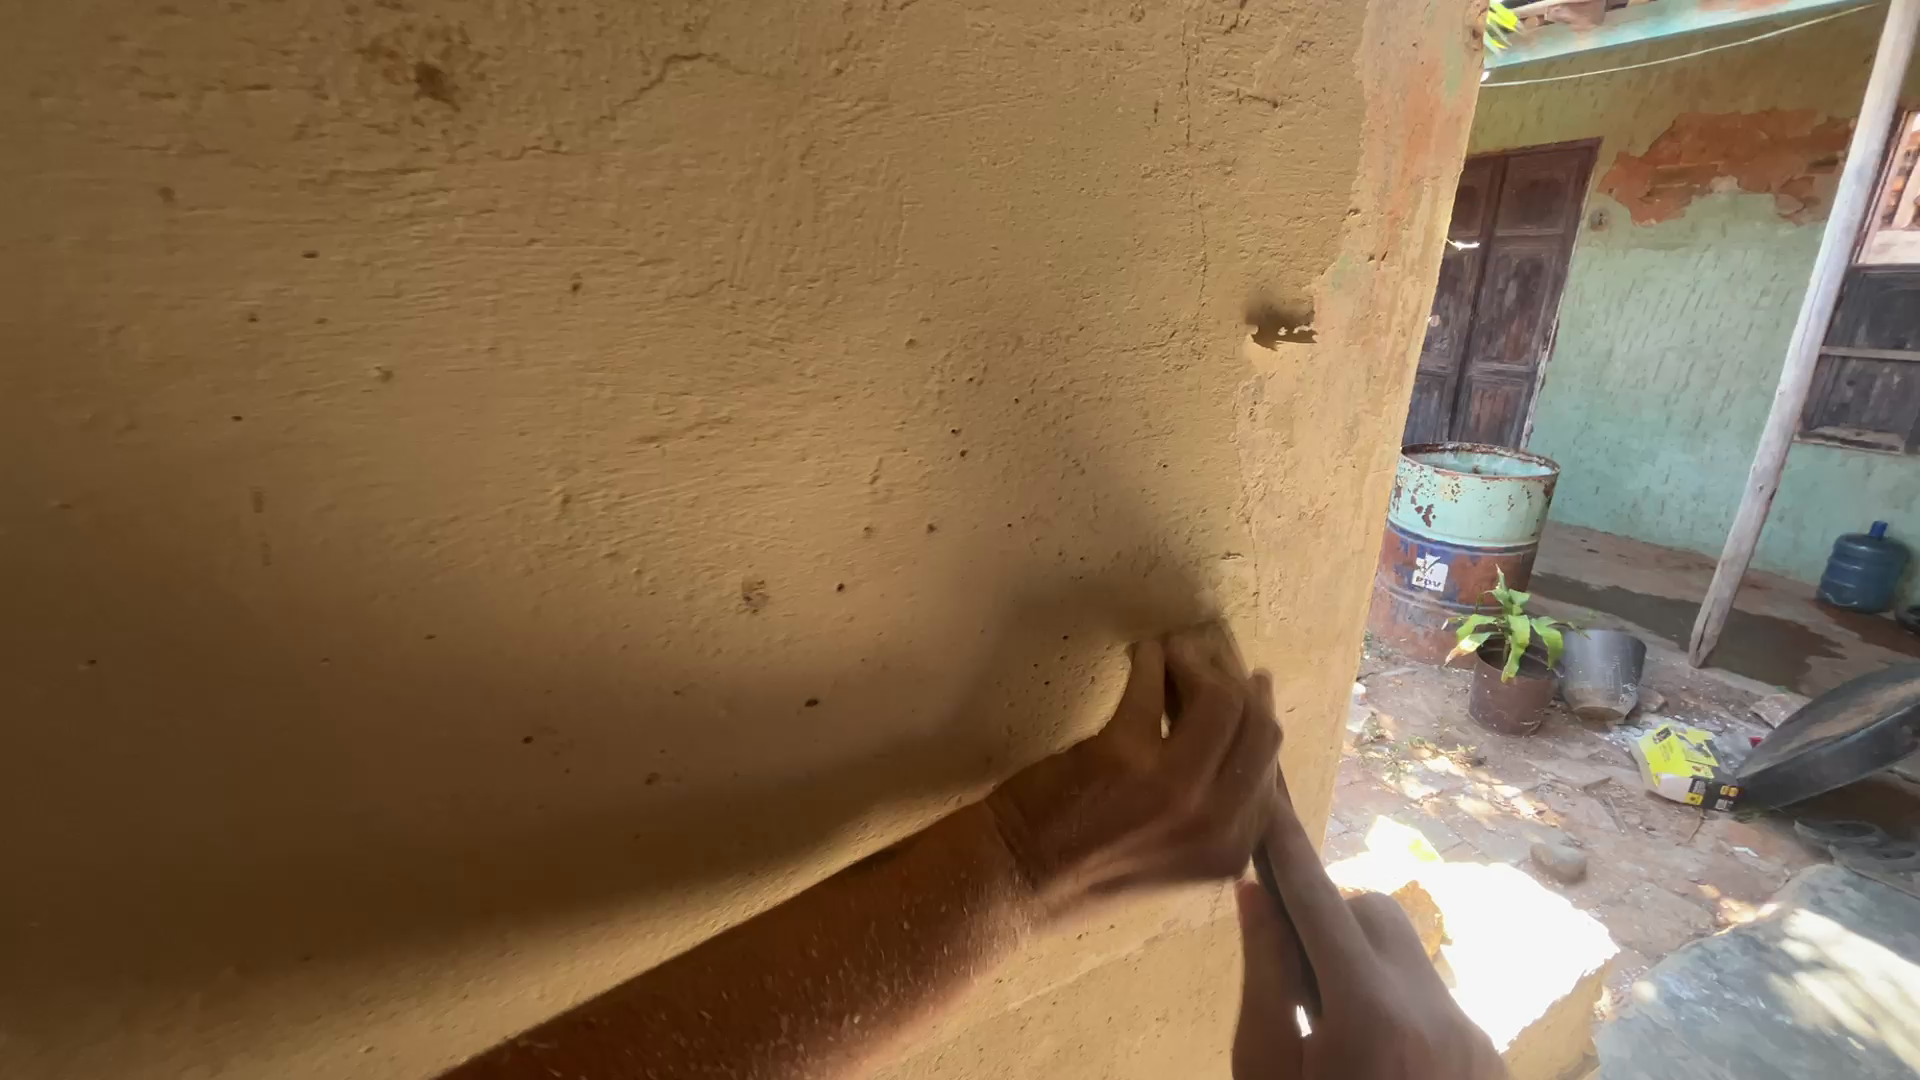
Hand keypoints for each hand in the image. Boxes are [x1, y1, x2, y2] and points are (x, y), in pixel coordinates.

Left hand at [983, 624, 1280, 923]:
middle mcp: (1215, 822)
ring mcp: (1174, 788)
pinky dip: (1150, 659)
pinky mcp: (1125, 754)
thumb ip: (1210, 812)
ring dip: (1196, 663)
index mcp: (1231, 850)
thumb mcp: (1174, 857)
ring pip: (1219, 700)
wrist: (1020, 877)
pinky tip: (1144, 652)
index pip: (1268, 763)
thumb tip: (1226, 737)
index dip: (1255, 713)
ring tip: (1174, 651)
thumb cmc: (1088, 867)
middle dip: (1235, 682)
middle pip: (1256, 726)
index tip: (1239, 687)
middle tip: (1208, 658)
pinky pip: (1153, 686)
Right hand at [1232, 802, 1505, 1079]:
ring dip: (1361, 958)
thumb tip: (1257, 892)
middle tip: (1292, 967)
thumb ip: (1264, 973)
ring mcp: (1475, 1041)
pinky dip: (1394, 998)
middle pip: (1374, 909)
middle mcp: (1437, 1012)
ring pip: (1405, 952)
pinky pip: (1431, 995)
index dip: (1287, 842)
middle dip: (1328, 913)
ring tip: (1334, 1028)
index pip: (1317, 895)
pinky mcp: (1493, 1065)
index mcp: (1371, 1012)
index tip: (1269, 795)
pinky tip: (1378, 1061)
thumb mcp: (1263, 1069)